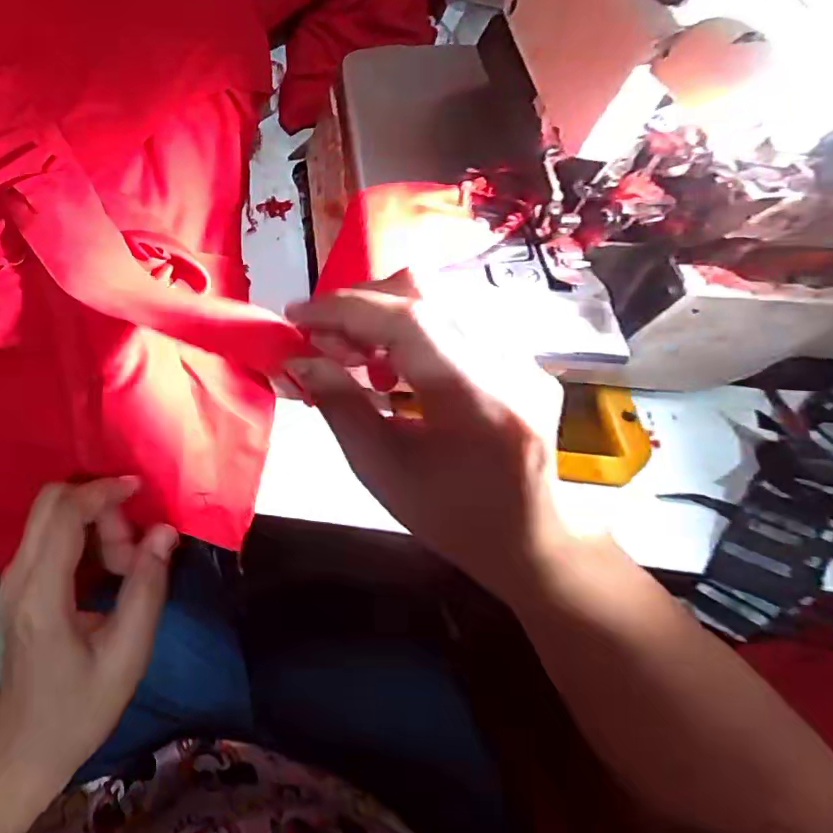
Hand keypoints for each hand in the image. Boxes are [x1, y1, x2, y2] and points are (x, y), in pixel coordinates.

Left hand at [0, 478, 178, 786]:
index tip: (140, 489)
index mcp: (41, 592)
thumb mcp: (126, 658)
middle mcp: (19, 571)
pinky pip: (51, 531)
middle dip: (99, 506)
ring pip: (52, 513)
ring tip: (125, 569)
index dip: (102, 492)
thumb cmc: (78, 708)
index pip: (64, 513)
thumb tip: (165, 531)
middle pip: (52, 500)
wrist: (24, 739)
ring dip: (93, 522)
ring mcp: (14, 572)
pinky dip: (82, 534)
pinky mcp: (20, 577)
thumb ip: (147, 591)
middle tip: (134, 549)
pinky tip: (107, 570)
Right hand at [285, 270, 568, 599]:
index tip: (295, 317)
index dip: (342, 309)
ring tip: (353, 354)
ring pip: (436, 296)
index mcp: (476, 398)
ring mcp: (519, 355)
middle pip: (424, 290)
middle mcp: (507, 363)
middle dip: (358, 303)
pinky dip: (405, 328)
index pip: (407, 320)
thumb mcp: (380, 468)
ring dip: (380, 313)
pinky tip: (389, 365)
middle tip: (322, 338)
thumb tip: (296, 359)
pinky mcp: (518, 356)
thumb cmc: (452, 517)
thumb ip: (338, 404)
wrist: (537, 542)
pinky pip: (451, 317)